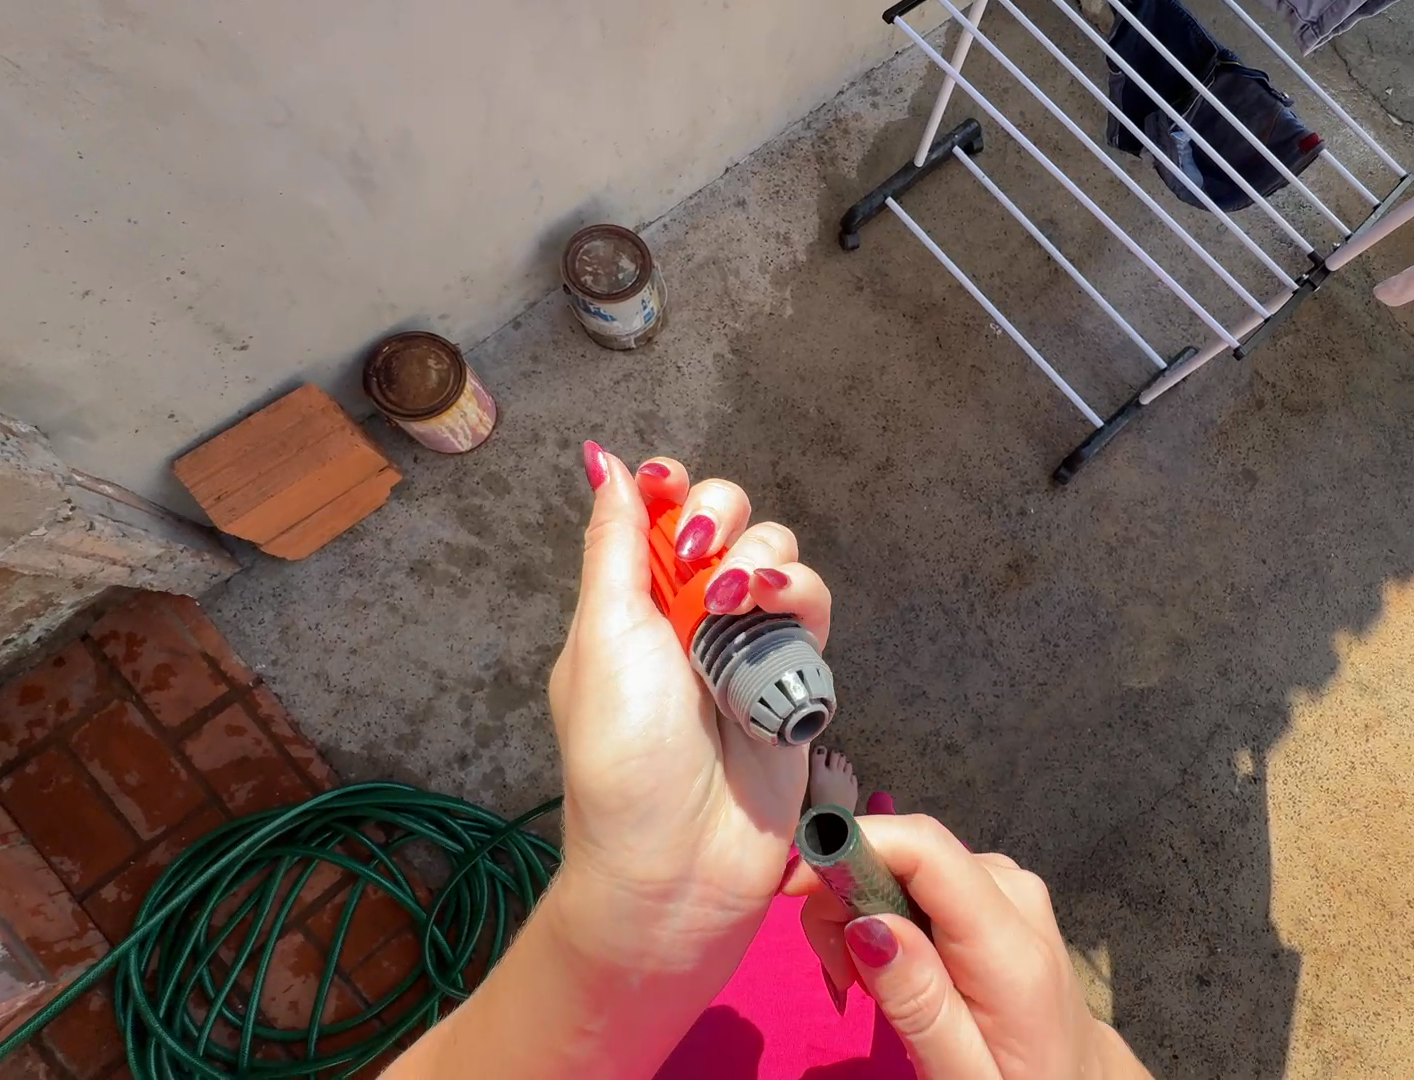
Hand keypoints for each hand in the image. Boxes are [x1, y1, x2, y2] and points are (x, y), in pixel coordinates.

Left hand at [547, 443, 832, 970]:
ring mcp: (748, 634)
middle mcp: (693, 606)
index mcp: (635, 597)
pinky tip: (771, 605)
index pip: (661, 511)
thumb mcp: (603, 636)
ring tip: (730, 599)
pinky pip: (812, 601)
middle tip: (695, 553)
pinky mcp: (795, 664)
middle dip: (717, 513)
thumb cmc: (622, 748)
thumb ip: (613, 544)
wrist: (680, 854)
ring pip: (776, 551)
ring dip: (757, 556)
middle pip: (727, 516)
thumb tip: (601, 460)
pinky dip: (798, 590)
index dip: (670, 486)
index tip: (666, 486)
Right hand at [786, 815, 1148, 1078]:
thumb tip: (867, 922)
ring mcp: (1008, 880)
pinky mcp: (996, 882)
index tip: (795, 884)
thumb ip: (921, 1005)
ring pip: (907, 858)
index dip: (852, 842)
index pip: (926, 847)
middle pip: (907, 850)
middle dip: (847, 893)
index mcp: (1011, 946)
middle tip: (835, 976)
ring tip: (862, 981)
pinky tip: (889, 958)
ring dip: (863, 906)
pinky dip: (888, 905)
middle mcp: (1014, 889)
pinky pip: (924, 871)